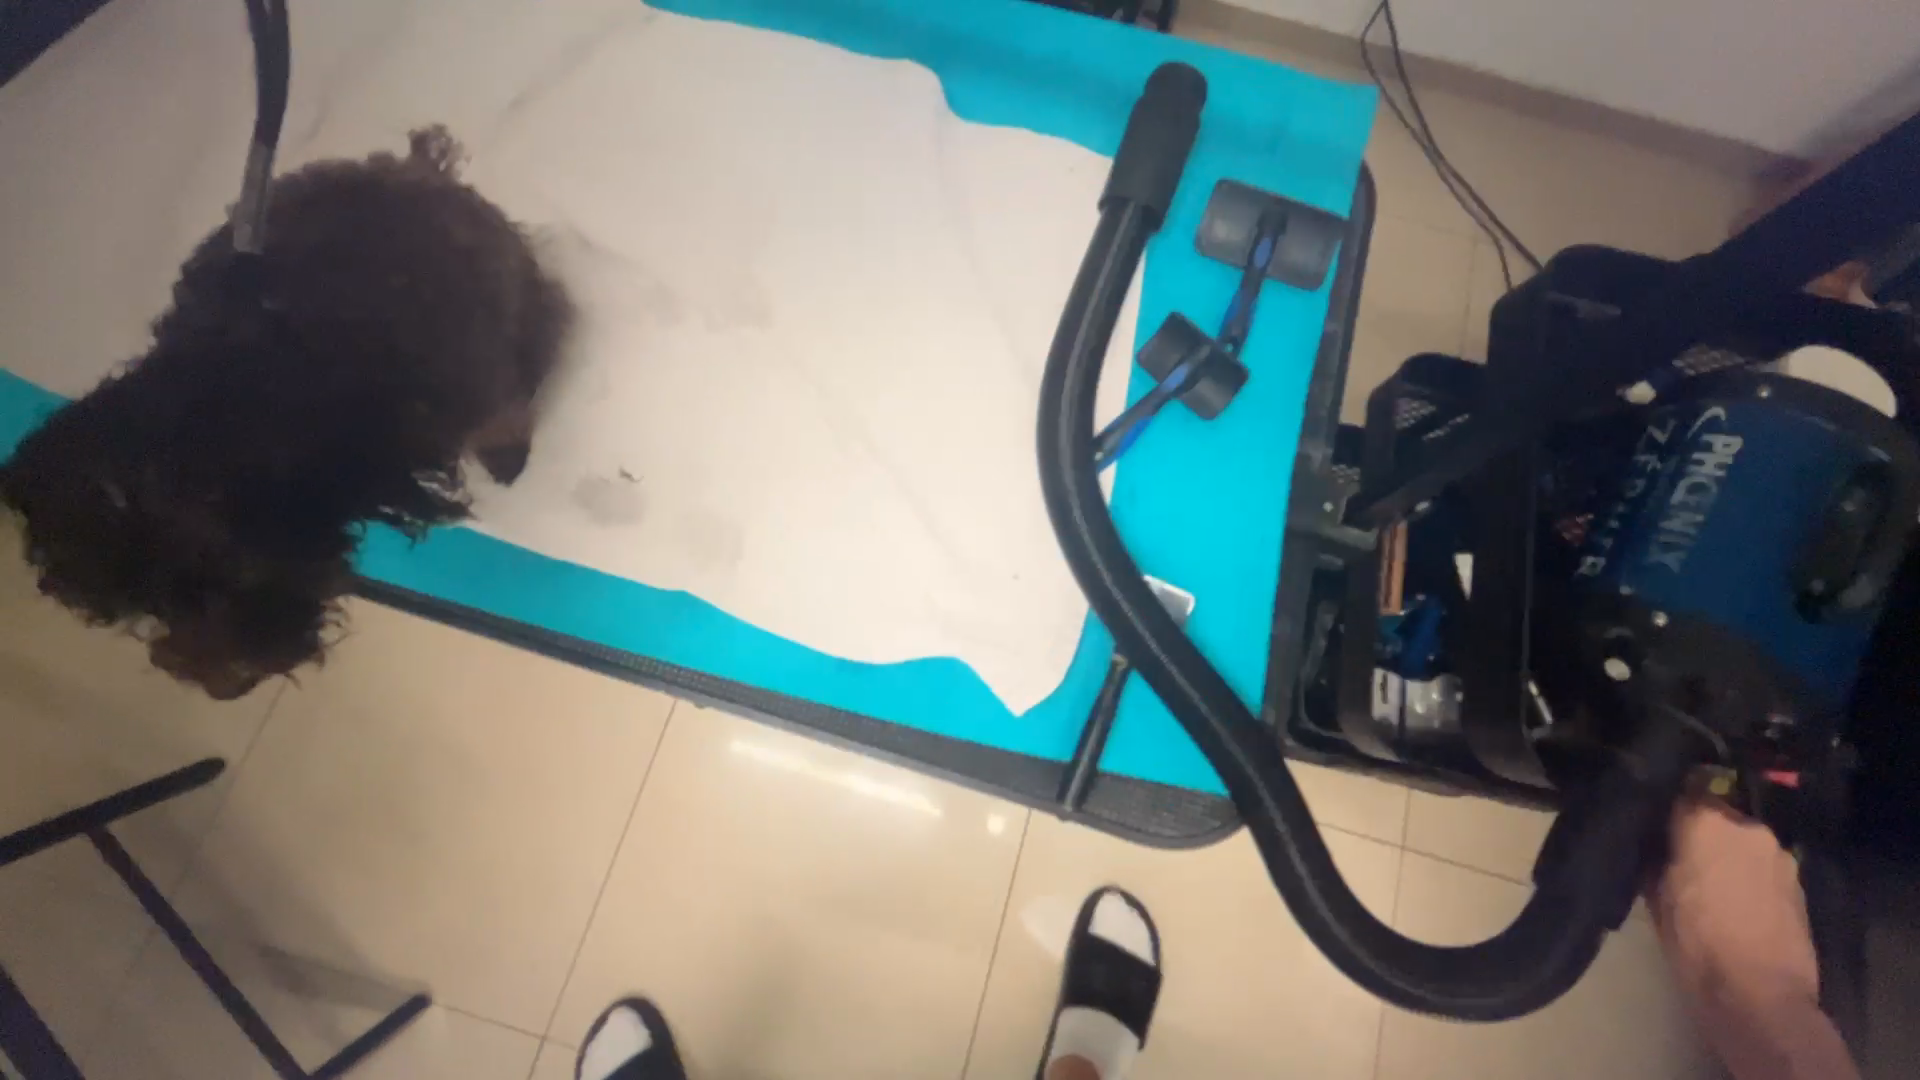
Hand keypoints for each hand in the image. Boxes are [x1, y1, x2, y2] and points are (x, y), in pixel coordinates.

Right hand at [1648, 796, 1859, 1079]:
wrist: (1755, 989)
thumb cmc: (1690, 933)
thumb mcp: (1649, 884)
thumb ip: (1652, 848)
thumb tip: (1644, 832)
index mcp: (1706, 820)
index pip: (1675, 788)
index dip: (1655, 800)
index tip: (1639, 812)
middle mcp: (1747, 828)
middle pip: (1711, 810)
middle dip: (1690, 822)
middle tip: (1663, 840)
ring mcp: (1779, 856)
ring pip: (1737, 836)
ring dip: (1717, 845)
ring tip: (1693, 867)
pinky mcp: (1796, 883)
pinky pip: (1757, 860)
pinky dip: (1739, 866)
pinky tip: (1722, 888)